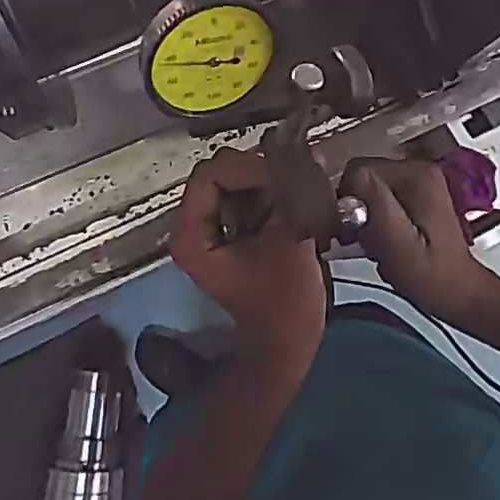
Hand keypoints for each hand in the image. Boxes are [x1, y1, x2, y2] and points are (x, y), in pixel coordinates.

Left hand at [171, 149, 325, 360]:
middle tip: (295, 174)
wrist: (288, 346)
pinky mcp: (232, 229)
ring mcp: (212, 226)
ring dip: (268, 176)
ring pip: (235, 178)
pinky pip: (247, 193)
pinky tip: (300, 187)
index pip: (210, 175)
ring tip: (302, 178)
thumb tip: (308, 153)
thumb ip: (292, 197)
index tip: (281, 176)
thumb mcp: (288, 244)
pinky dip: (272, 187)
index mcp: (191, 233)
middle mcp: (193, 224)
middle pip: (220, 171)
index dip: (246, 168)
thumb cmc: (284, 305)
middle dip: (259, 170)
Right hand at [343, 157, 499, 326]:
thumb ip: (377, 205)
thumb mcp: (399, 245)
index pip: (358, 172)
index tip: (358, 232)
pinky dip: (374, 217)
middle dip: (357, 209)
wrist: (460, 292)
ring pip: (366, 188)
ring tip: (380, 243)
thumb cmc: (432, 277)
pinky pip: (376, 196)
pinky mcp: (414, 191)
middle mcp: (418, 169)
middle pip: (362, 177)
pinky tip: (385, 238)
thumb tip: (355, 177)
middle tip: (370, 240)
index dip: (350, 203)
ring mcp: (417, 179)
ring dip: (365, 216)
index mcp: (416, 175)